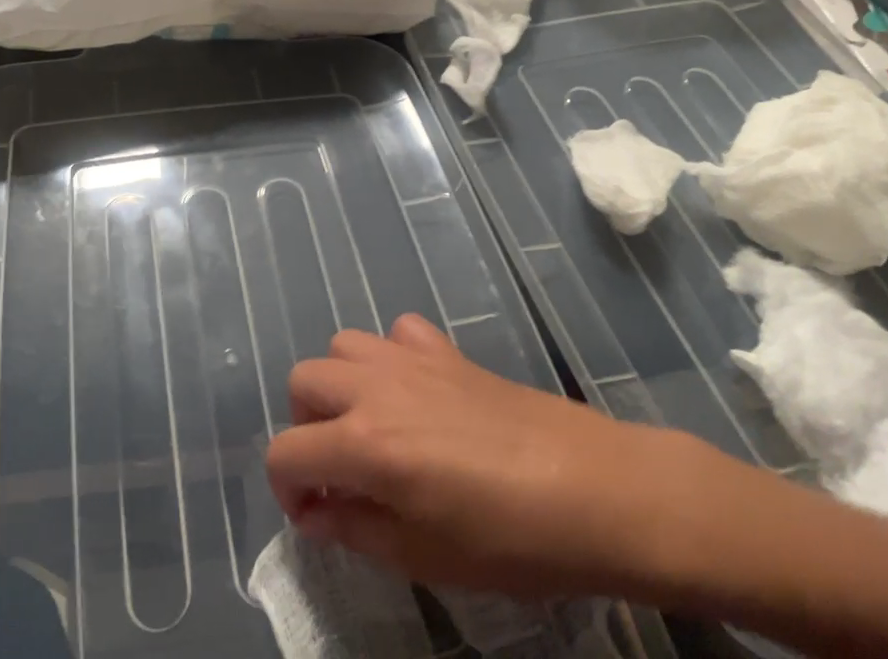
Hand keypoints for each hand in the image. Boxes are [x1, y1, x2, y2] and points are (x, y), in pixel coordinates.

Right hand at [266, 314, 717, 598]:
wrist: (601, 493)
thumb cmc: (513, 541)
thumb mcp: (424, 555)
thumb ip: (355, 529)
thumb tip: (316, 513)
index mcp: (366, 445)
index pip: (286, 454)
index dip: (287, 491)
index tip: (316, 516)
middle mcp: (378, 389)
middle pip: (303, 383)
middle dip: (306, 428)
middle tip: (342, 470)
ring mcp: (416, 362)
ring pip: (343, 346)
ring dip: (341, 385)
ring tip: (372, 426)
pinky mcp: (452, 353)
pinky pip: (399, 332)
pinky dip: (392, 356)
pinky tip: (416, 392)